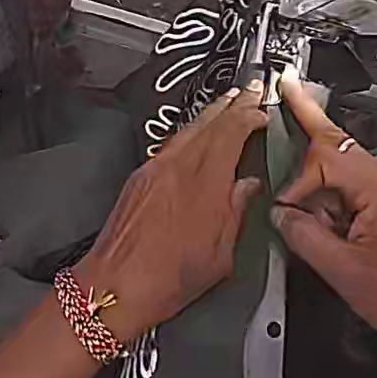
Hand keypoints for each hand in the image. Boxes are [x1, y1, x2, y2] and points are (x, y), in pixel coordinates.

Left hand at [75, 79, 269, 341]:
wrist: (113, 288)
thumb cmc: (168, 279)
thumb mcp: (220, 255)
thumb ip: (236, 212)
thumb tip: (248, 186)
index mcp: (204, 185)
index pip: (231, 134)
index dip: (249, 117)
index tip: (263, 112)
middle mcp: (178, 168)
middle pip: (210, 123)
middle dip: (233, 104)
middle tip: (250, 90)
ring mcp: (155, 169)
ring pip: (189, 129)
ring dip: (212, 113)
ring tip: (228, 102)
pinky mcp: (140, 177)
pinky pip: (173, 142)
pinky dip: (192, 130)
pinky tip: (199, 132)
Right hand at [270, 74, 376, 360]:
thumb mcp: (341, 269)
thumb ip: (304, 235)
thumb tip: (281, 213)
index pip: (327, 159)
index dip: (298, 181)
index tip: (283, 207)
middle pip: (339, 146)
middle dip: (310, 125)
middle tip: (289, 88)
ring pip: (343, 167)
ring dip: (318, 177)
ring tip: (299, 198)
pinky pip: (352, 188)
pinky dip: (330, 196)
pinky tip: (320, 219)